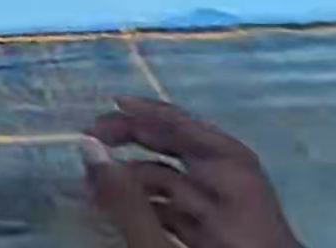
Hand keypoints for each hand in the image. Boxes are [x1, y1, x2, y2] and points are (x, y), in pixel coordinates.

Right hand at [79, 96, 302, 247]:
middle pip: (201, 162)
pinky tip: (111, 205)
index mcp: (250, 220)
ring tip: (90, 178)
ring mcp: (237, 241)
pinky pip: (183, 215)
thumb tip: (85, 142)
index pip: (220, 150)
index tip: (116, 102)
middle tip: (91, 132)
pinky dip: (145, 201)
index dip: (171, 118)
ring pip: (186, 189)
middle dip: (143, 139)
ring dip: (134, 173)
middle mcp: (251, 224)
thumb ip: (123, 199)